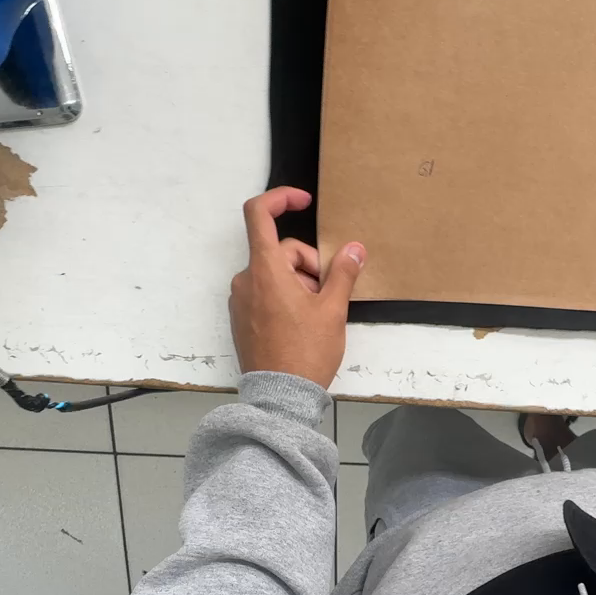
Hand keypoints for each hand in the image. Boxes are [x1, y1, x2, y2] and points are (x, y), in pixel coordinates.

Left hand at [229, 187, 364, 388]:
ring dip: (299, 283)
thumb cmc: (306, 352)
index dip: (281, 198)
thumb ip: (343, 274)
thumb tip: (354, 249)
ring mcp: (241, 300)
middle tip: (329, 293)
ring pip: (274, 274)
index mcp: (265, 270)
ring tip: (317, 314)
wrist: (281, 395)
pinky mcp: (242, 319)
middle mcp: (246, 279)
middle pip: (280, 251)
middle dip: (308, 264)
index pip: (260, 214)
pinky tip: (302, 324)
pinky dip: (286, 297)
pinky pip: (265, 294)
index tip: (304, 201)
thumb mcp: (332, 310)